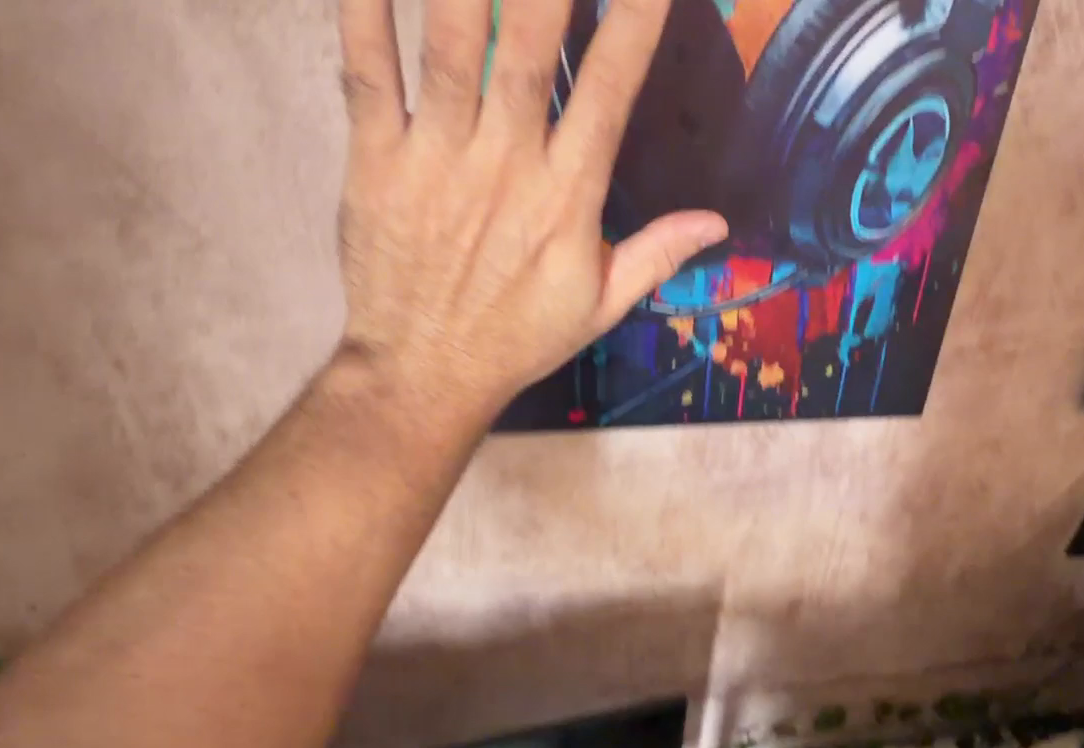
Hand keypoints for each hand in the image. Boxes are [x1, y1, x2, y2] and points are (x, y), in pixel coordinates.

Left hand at [334, 0, 727, 409]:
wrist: (425, 375)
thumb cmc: (517, 340)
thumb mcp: (600, 308)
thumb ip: (656, 256)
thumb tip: (718, 222)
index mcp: (567, 197)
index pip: (611, 88)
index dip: (635, 17)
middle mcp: (506, 163)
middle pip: (529, 39)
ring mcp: (436, 157)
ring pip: (448, 39)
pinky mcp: (376, 161)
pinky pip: (366, 70)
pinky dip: (364, 7)